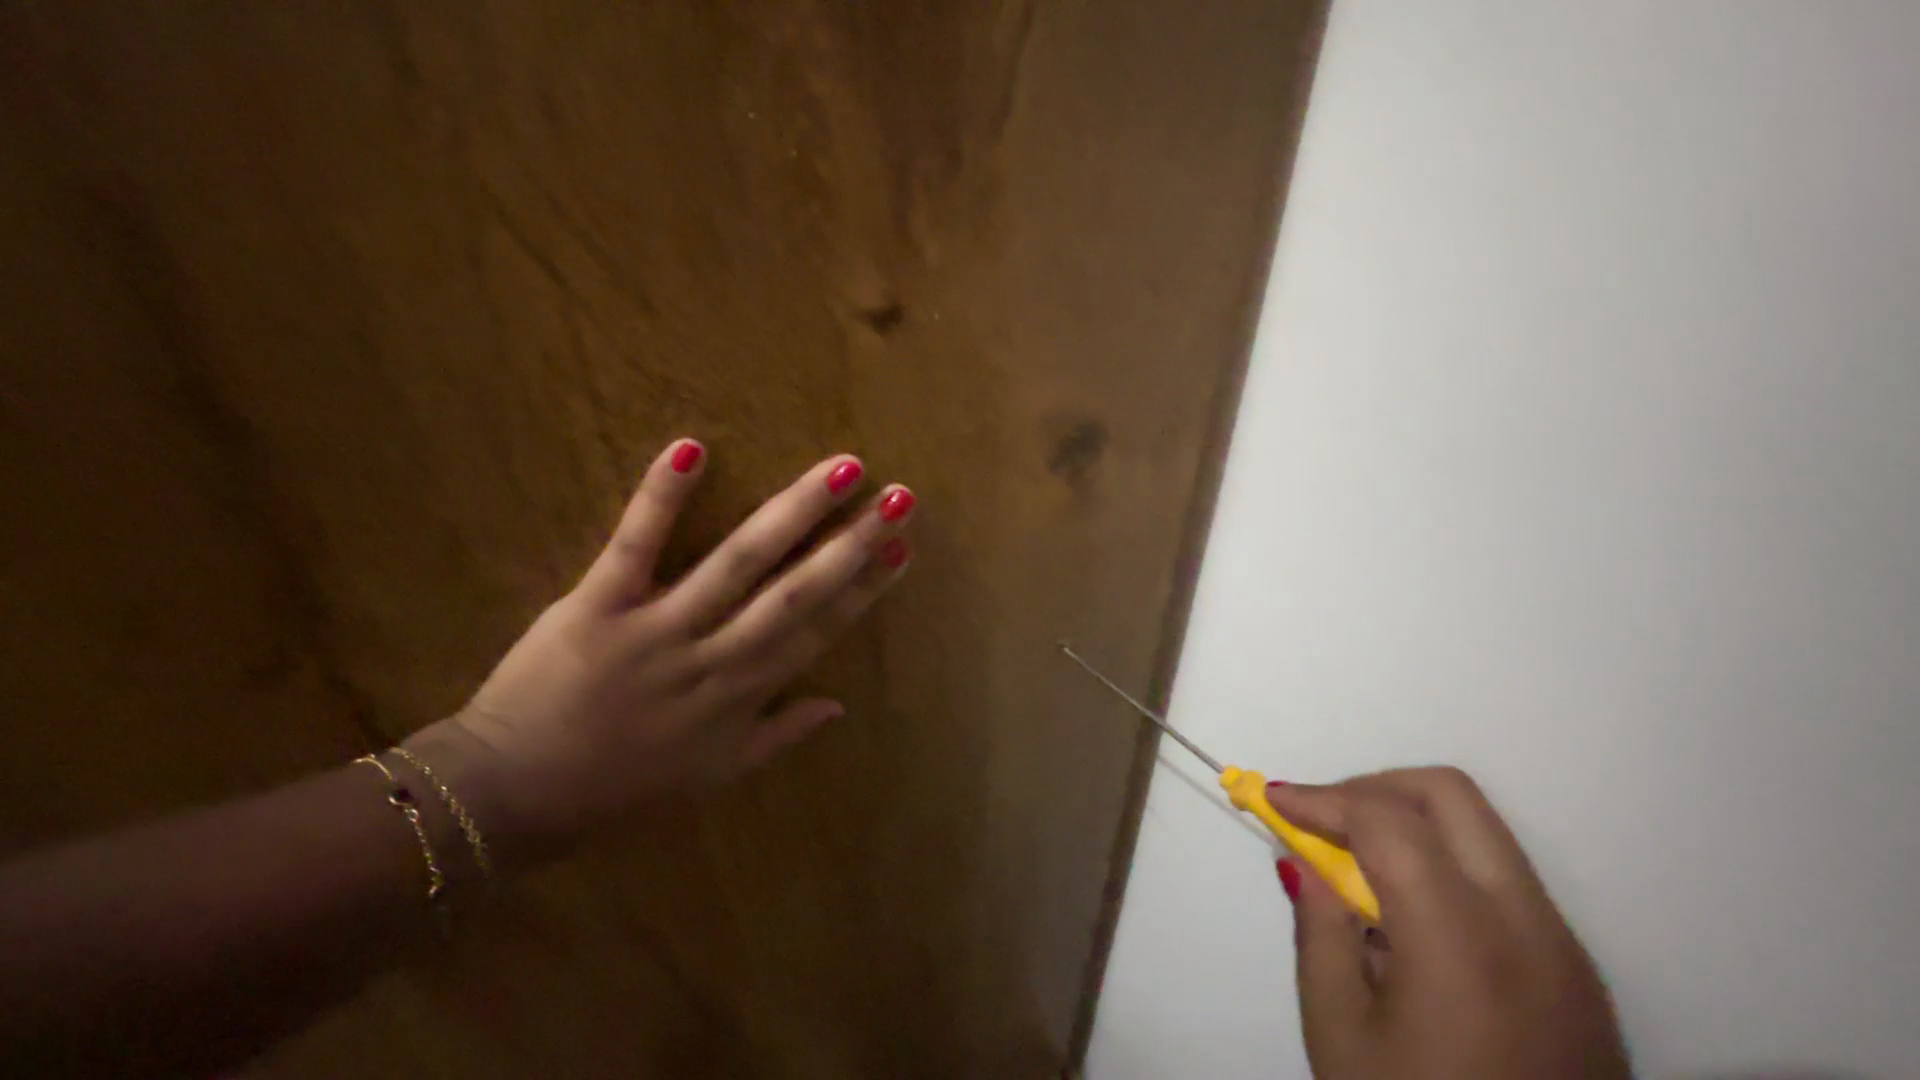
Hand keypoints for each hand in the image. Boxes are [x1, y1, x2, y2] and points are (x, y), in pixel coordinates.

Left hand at [405, 438, 913, 865]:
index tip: (903, 549)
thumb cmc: (620, 789)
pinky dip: (662, 497)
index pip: (818, 631)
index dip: (865, 588)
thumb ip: (778, 735)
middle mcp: (713, 656)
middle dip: (852, 542)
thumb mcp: (713, 776)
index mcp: (740, 696)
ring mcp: (657, 628)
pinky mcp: (597, 604)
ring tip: (841, 469)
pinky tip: (694, 447)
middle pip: (795, 591)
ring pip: (737, 562)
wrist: (513, 796)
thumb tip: (839, 705)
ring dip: (793, 512)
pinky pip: (635, 544)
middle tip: (899, 498)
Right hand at [1268, 768, 1629, 1079]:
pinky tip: (1406, 917)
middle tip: (1321, 821)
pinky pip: (1504, 878)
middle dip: (1372, 787)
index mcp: (1463, 940)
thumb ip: (1319, 929)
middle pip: (1450, 795)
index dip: (1322, 798)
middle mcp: (1529, 924)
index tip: (1274, 800)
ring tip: (1355, 869)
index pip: (1387, 821)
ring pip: (1483, 831)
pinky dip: (1445, 863)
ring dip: (1410, 822)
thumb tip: (1304, 859)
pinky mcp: (1577, 970)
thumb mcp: (1339, 1030)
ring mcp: (1564, 945)